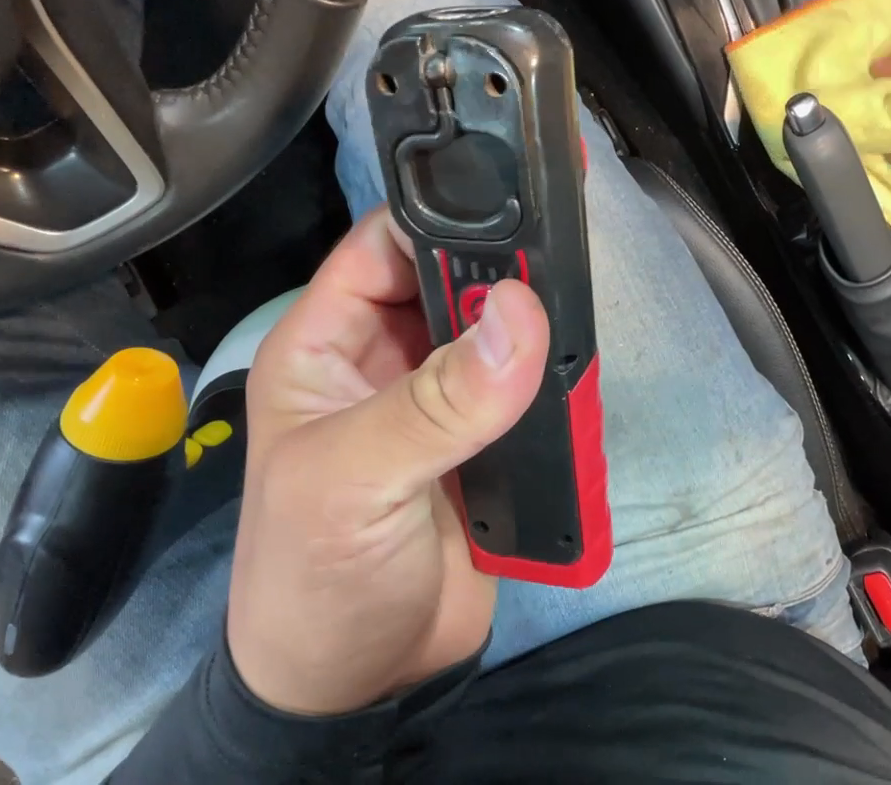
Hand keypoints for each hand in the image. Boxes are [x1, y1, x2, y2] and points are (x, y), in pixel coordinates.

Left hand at [226, 212, 549, 715]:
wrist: (361, 685)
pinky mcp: (487, 442)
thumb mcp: (354, 482)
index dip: (441, 217)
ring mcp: (441, 401)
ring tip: (577, 329)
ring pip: (499, 334)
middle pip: (455, 284)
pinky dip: (554, 383)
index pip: (384, 245)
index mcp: (328, 344)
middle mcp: (388, 359)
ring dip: (536, 332)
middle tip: (562, 271)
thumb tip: (520, 317)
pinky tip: (578, 380)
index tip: (513, 205)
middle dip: (503, 274)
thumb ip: (435, 403)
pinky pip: (528, 389)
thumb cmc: (313, 580)